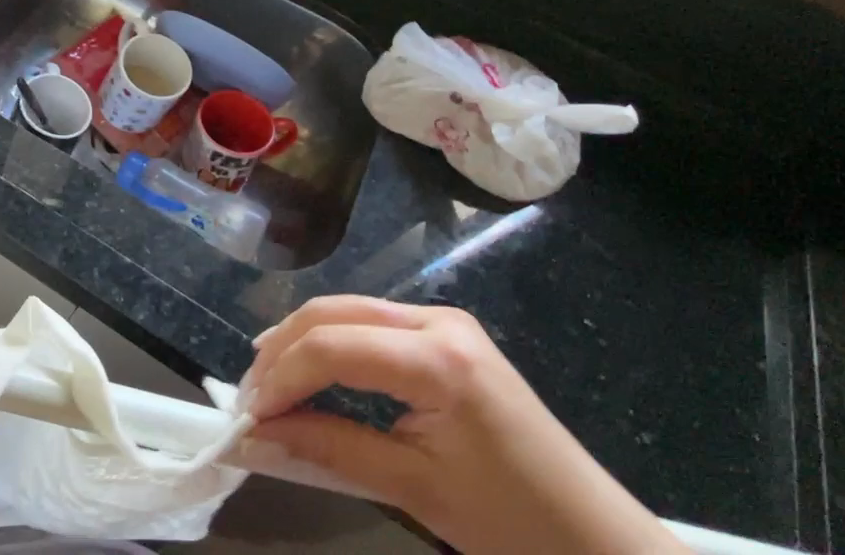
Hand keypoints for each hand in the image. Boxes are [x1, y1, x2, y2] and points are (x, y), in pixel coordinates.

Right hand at [242, 296, 686, 554]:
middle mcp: (437, 320)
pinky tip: (307, 371)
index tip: (247, 417)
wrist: (597, 539)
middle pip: (330, 314)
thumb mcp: (413, 488)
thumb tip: (253, 436)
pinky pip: (366, 325)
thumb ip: (328, 449)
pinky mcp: (444, 336)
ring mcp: (443, 322)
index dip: (279, 378)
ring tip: (268, 388)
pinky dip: (328, 345)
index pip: (331, 347)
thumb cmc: (512, 519)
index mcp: (438, 357)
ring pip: (344, 312)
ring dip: (298, 345)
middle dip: (280, 353)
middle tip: (249, 400)